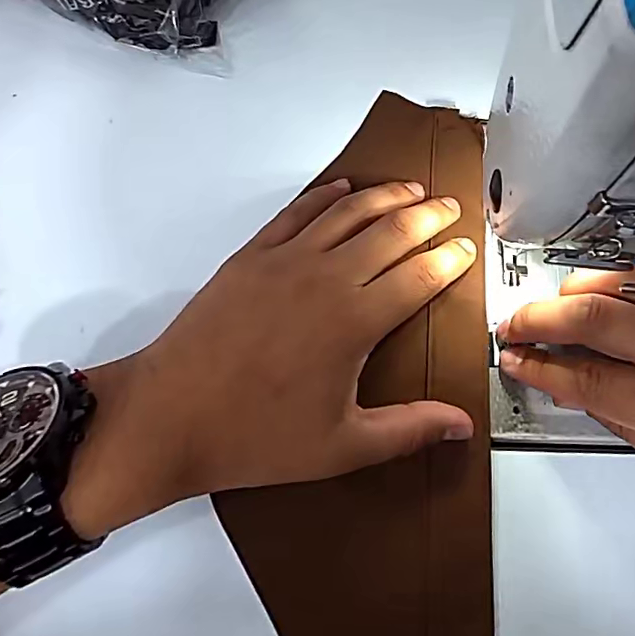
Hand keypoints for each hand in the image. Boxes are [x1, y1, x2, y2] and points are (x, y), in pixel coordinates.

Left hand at [63, 179, 477, 536]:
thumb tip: (460, 425)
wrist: (167, 417)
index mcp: (355, 322)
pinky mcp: (253, 255)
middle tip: (450, 207)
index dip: (450, 258)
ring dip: (387, 196)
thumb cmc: (253, 436)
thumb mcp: (342, 446)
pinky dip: (326, 196)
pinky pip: (298, 212)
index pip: (420, 275)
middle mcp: (326, 279)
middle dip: (429, 215)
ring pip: (350, 212)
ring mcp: (287, 260)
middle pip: (393, 231)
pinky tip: (343, 189)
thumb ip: (409, 429)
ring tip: (412, 189)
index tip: (467, 249)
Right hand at [496, 270, 634, 527]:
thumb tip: (581, 393)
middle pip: (595, 316)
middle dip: (539, 316)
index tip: (515, 359)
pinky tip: (598, 292)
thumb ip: (629, 423)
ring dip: (572, 290)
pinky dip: (616, 282)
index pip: (588, 377)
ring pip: (623, 284)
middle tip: (513, 325)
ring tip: (548, 306)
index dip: (540, 366)